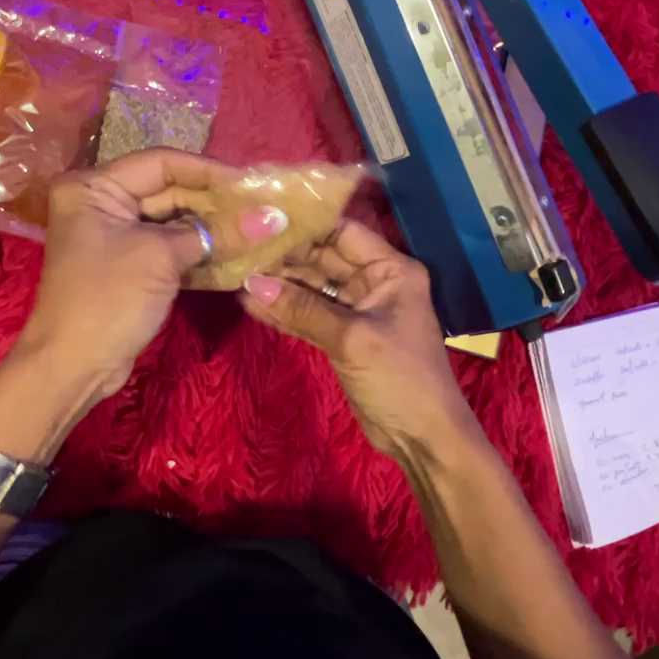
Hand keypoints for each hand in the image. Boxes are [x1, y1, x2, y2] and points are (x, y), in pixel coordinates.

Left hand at [16, 149, 288, 397]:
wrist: (74, 367)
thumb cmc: (109, 299)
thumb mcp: (162, 257)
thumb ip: (217, 233)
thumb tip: (273, 216)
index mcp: (94, 188)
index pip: (160, 163)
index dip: (208, 171)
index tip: (250, 184)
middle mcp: (101, 204)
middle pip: (169, 191)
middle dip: (215, 203)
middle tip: (264, 208)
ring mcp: (115, 236)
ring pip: (173, 221)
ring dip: (214, 228)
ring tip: (260, 229)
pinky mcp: (129, 266)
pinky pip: (170, 248)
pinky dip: (201, 252)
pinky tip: (240, 255)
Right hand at [239, 220, 477, 461]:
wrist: (422, 438)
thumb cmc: (401, 378)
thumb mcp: (352, 339)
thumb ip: (302, 309)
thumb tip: (250, 285)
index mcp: (390, 270)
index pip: (343, 232)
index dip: (305, 225)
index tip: (263, 220)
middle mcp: (374, 282)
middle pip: (323, 258)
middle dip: (285, 256)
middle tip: (240, 249)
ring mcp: (356, 310)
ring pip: (312, 287)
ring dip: (279, 284)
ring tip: (236, 274)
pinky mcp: (342, 336)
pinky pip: (308, 315)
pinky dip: (283, 310)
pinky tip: (249, 303)